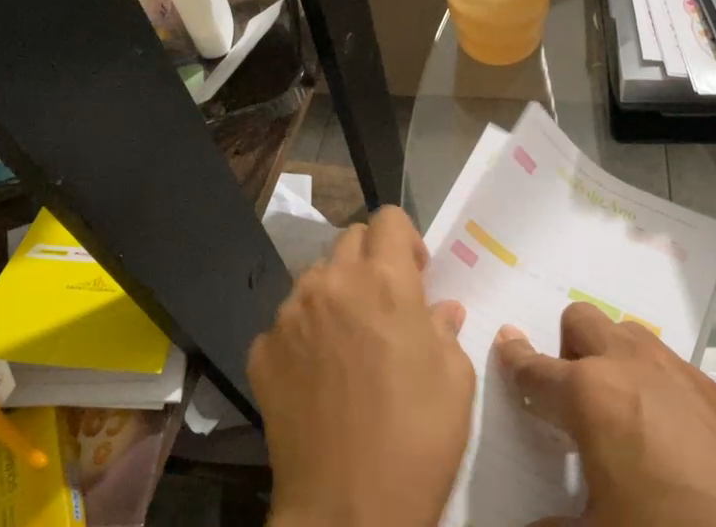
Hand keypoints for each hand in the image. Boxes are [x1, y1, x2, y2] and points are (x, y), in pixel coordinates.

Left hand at [253, 206, 473, 526]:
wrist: (347, 510)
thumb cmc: (417, 438)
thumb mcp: (455, 379)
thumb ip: (443, 329)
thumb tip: (438, 311)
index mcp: (384, 280)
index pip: (387, 218)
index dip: (406, 239)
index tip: (416, 274)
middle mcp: (331, 284)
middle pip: (348, 240)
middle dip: (371, 260)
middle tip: (386, 305)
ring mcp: (289, 317)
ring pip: (314, 279)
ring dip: (336, 294)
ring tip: (349, 342)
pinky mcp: (261, 353)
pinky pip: (285, 324)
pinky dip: (304, 335)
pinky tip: (319, 375)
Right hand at [495, 303, 715, 526]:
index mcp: (588, 394)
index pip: (535, 368)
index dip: (514, 357)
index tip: (505, 342)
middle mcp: (627, 364)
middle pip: (581, 320)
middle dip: (565, 346)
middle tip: (569, 396)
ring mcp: (672, 368)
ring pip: (625, 330)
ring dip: (608, 353)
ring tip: (614, 406)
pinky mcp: (709, 385)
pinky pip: (662, 357)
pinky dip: (646, 374)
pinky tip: (658, 426)